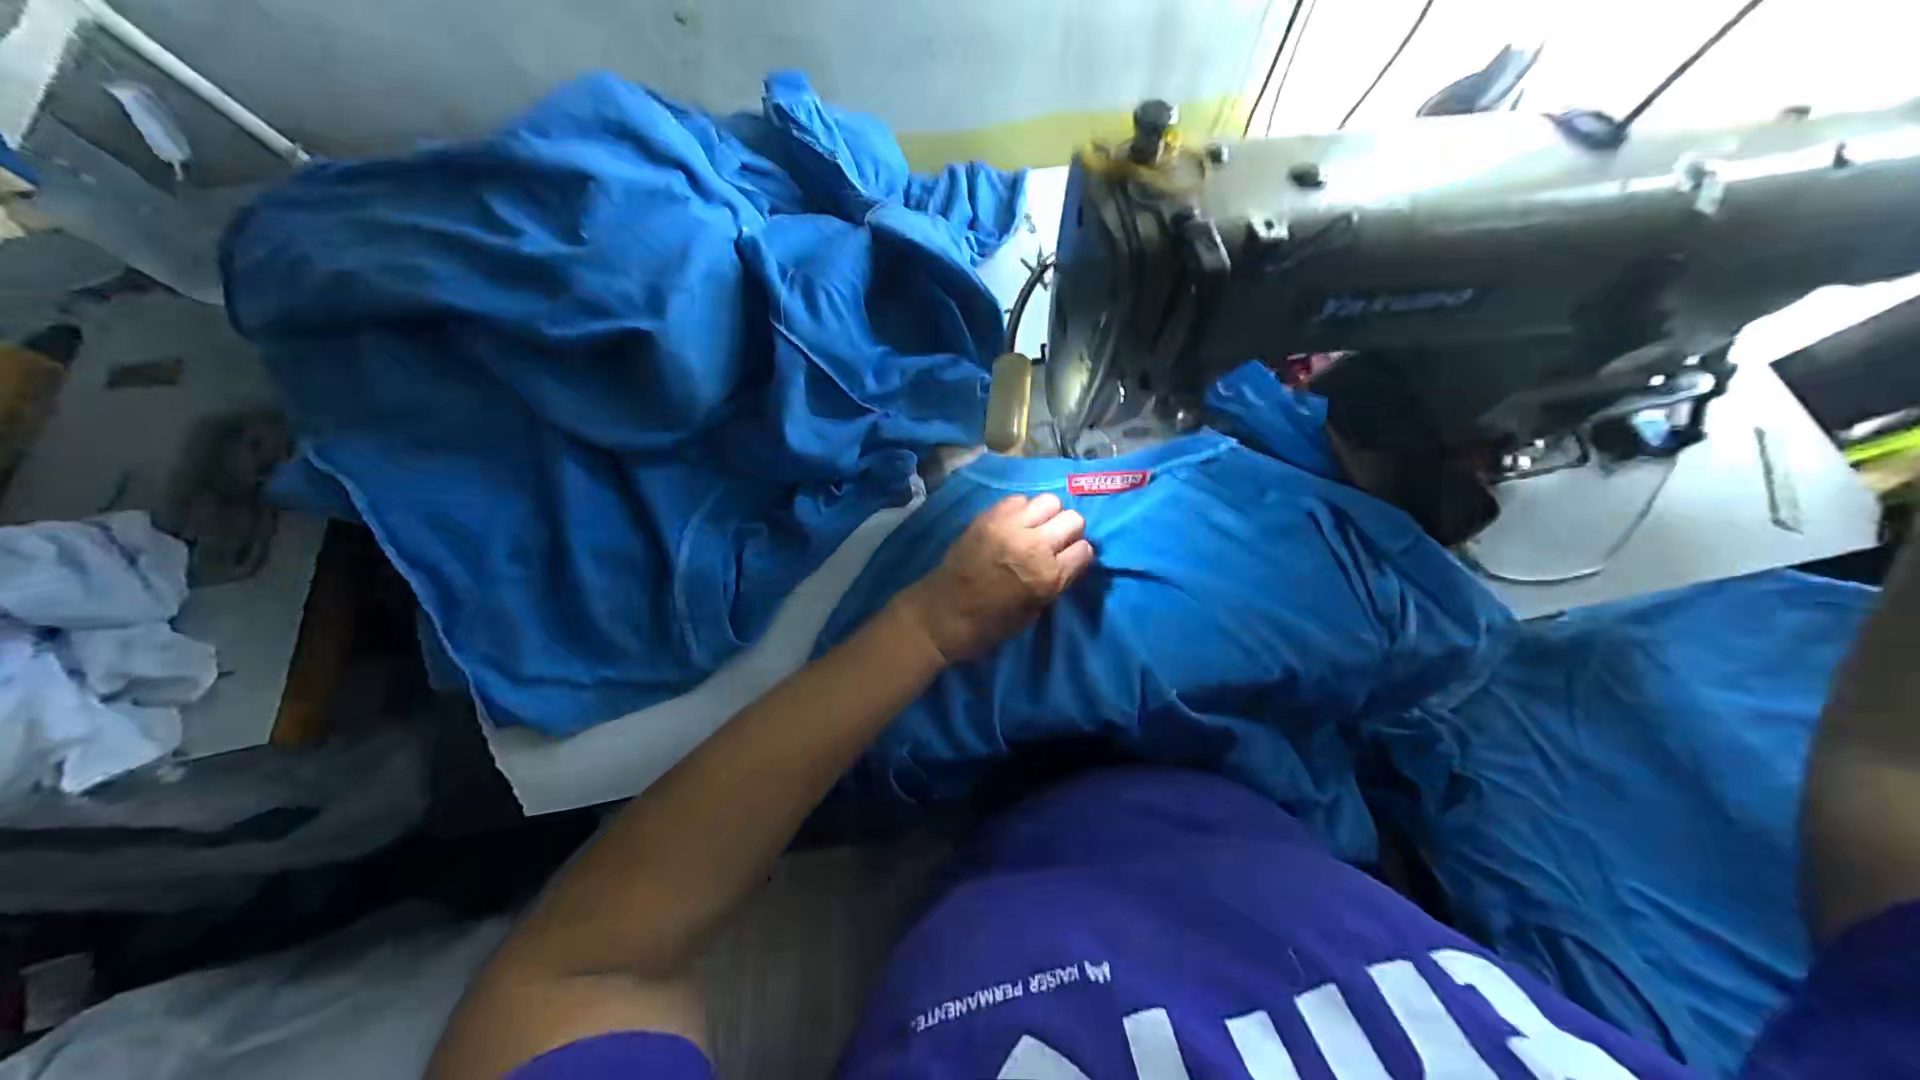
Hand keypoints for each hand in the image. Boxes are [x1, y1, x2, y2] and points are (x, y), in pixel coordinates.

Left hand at [890, 493, 1095, 664]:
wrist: (942, 613)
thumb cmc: (989, 624)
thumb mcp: (1033, 612)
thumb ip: (1055, 582)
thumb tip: (1065, 562)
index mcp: (1048, 576)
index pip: (1085, 550)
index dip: (1078, 556)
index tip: (1069, 560)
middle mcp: (1035, 545)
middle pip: (1073, 519)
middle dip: (1068, 531)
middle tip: (1054, 543)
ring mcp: (1010, 526)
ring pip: (1049, 501)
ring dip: (1047, 516)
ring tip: (1034, 529)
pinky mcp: (989, 516)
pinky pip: (1019, 499)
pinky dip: (1021, 510)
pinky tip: (1013, 525)